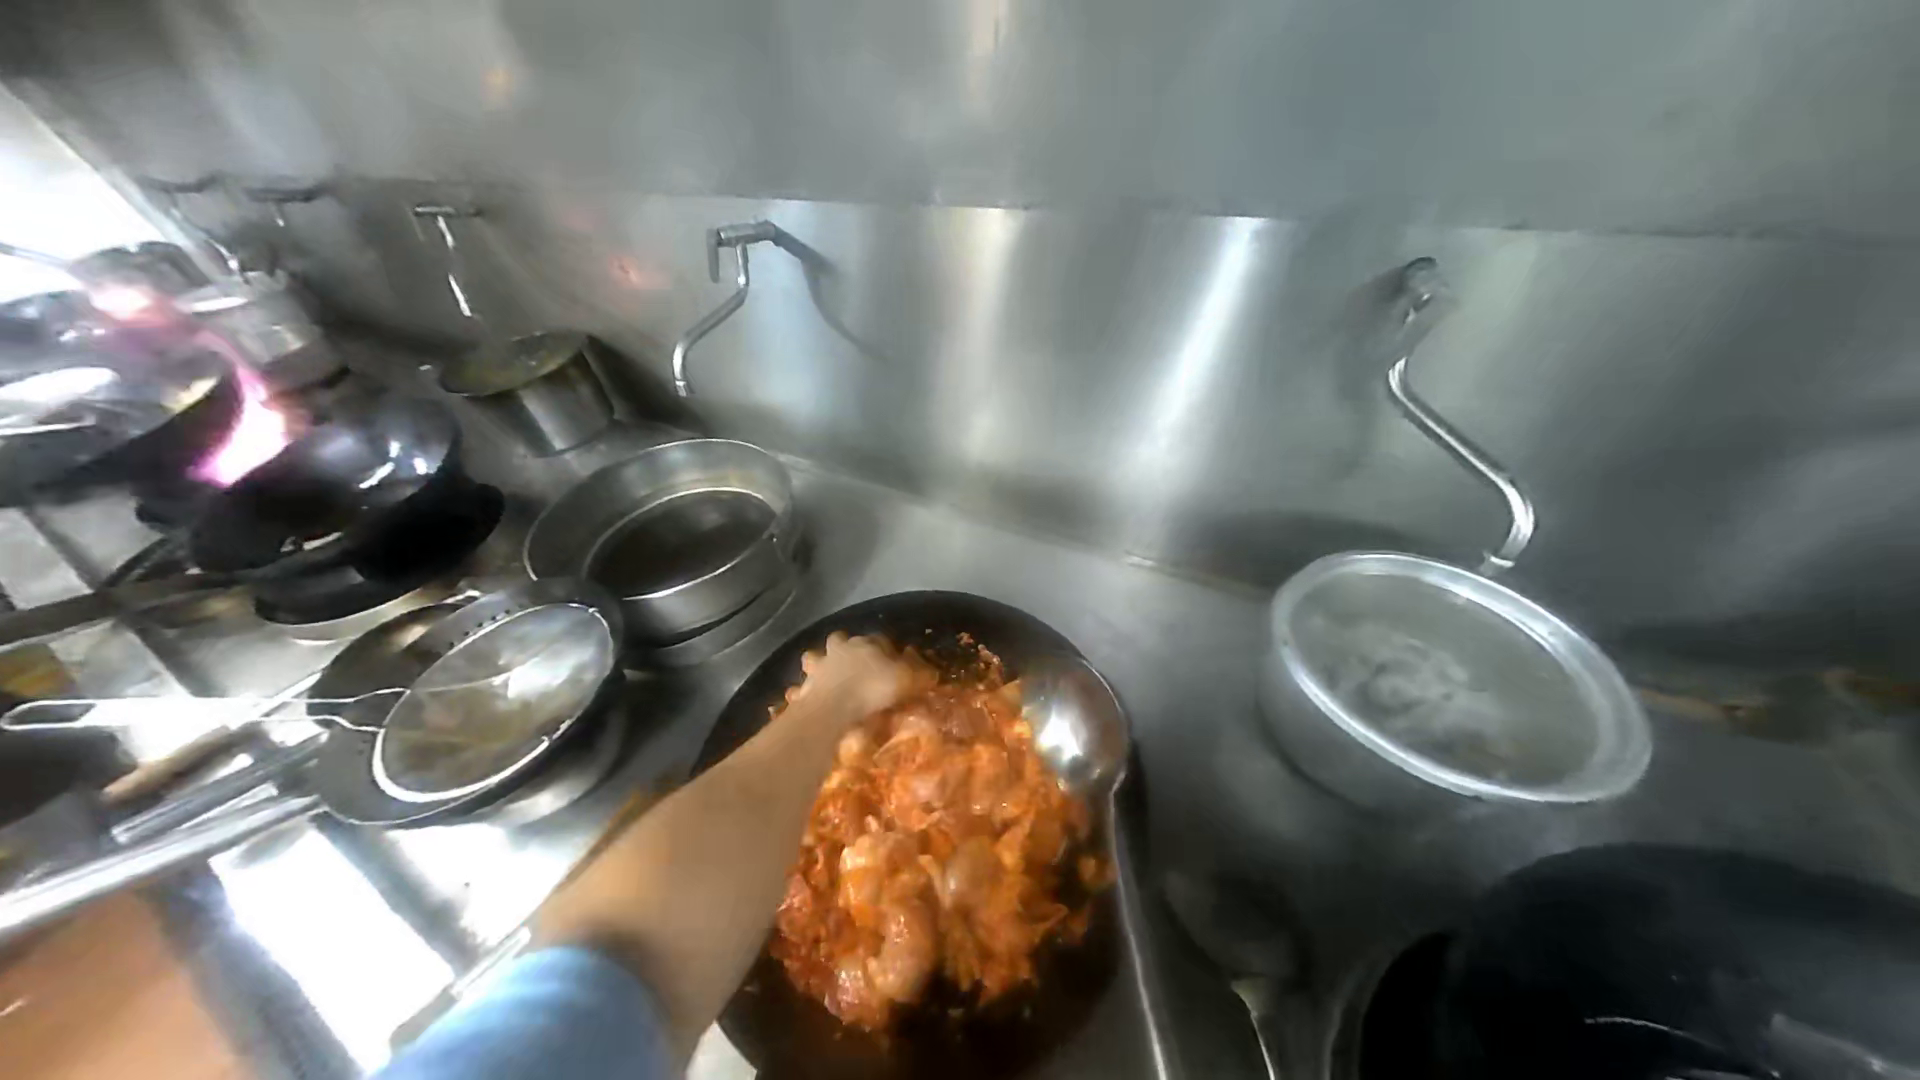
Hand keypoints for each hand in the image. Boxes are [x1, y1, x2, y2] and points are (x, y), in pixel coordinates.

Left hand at [795, 632, 914, 717]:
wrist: (833, 708)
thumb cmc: (873, 688)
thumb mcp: (906, 680)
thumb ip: (919, 675)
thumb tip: (932, 673)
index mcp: (865, 644)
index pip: (878, 639)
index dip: (887, 649)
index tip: (893, 661)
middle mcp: (839, 649)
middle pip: (840, 640)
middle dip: (845, 647)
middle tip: (854, 664)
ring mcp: (818, 667)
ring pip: (814, 658)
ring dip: (818, 664)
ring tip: (826, 677)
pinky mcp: (804, 687)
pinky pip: (801, 687)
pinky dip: (803, 691)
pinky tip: (807, 698)